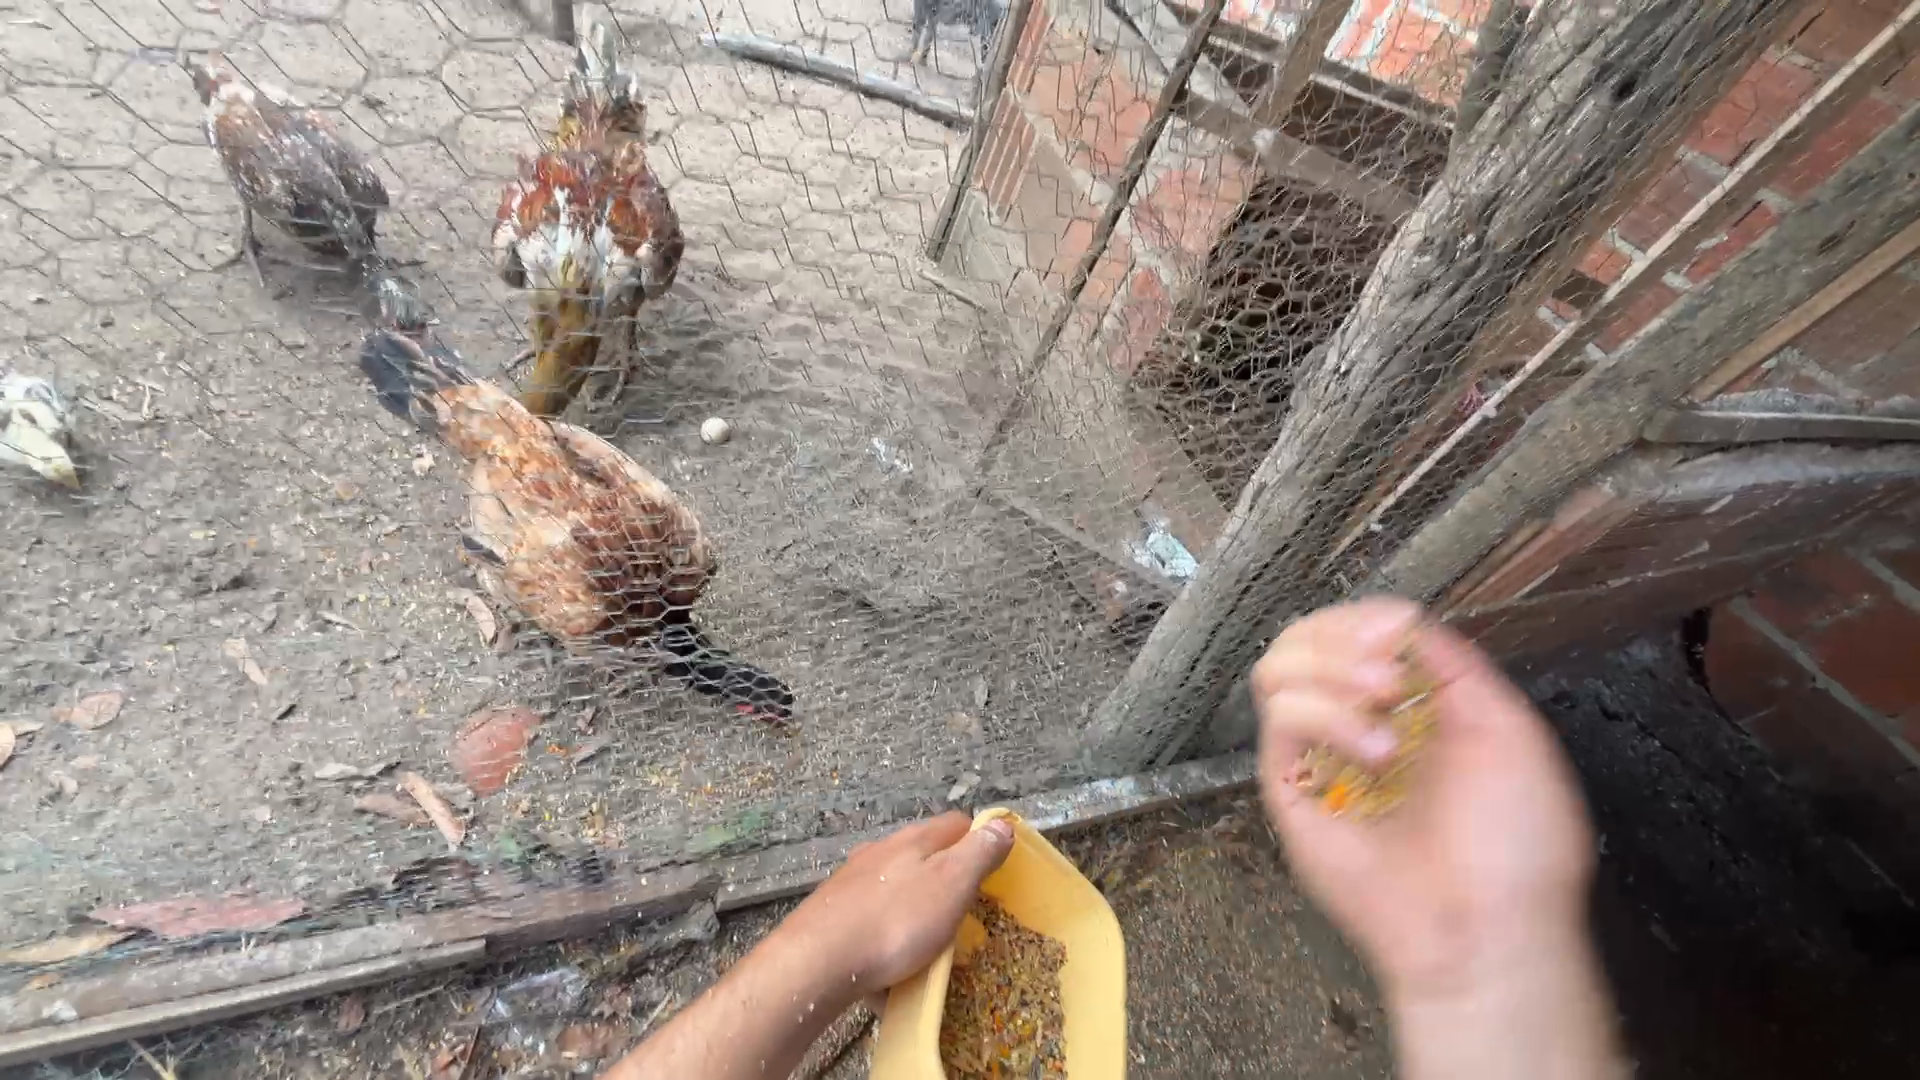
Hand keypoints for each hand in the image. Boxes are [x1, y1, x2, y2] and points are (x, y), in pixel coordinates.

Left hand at [784, 812, 1014, 992]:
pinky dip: (888, 934)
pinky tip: (890, 964)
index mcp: (914, 839)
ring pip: (897, 885)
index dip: (980, 840)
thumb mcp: (950, 884)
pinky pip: (873, 918)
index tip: (995, 870)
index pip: (956, 822)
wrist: (815, 962)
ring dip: (917, 907)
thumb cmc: (894, 922)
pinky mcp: (834, 912)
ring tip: (930, 943)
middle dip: (947, 877)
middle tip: (966, 912)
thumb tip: (1002, 823)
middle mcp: (882, 850)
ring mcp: (854, 880)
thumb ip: (978, 853)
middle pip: (925, 853)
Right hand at [1252, 596, 1595, 1001]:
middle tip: (1384, 670)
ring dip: (1329, 670)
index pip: (1350, 632)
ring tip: (1381, 705)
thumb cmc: (1511, 839)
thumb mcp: (1507, 731)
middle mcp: (1346, 717)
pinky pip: (1279, 717)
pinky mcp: (1285, 780)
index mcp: (1398, 703)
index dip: (1363, 617)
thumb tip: (1399, 616)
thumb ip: (1452, 664)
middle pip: (1301, 640)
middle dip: (1338, 637)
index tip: (1395, 625)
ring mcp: (1312, 749)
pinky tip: (1373, 750)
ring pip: (1276, 668)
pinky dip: (1324, 714)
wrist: (1485, 921)